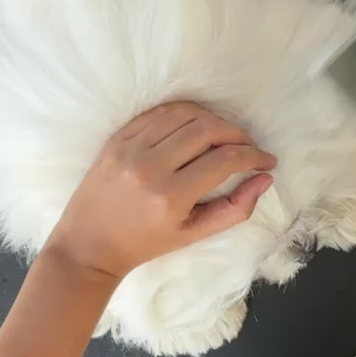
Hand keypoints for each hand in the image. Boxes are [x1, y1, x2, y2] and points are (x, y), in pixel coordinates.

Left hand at [43, 101, 275, 281]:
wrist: (89, 244)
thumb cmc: (145, 243)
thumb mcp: (194, 234)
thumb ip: (235, 209)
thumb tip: (264, 179)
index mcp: (170, 197)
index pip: (225, 160)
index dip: (254, 156)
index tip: (267, 161)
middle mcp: (149, 166)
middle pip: (208, 129)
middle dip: (237, 134)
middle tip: (248, 147)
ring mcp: (130, 147)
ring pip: (185, 114)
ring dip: (213, 120)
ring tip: (225, 136)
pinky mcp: (117, 137)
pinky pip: (159, 112)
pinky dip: (185, 114)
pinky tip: (196, 127)